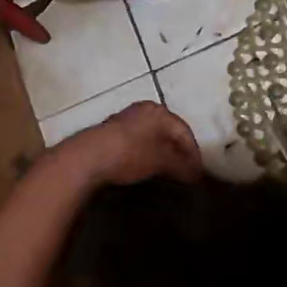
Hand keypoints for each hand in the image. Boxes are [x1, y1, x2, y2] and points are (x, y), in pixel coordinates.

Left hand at [53, 101, 201, 186]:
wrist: (88, 157)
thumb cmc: (131, 154)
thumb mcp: (162, 162)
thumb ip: (182, 167)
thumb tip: (197, 176)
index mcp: (159, 111)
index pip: (185, 132)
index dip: (194, 154)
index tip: (198, 173)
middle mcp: (143, 110)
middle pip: (168, 133)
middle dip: (178, 153)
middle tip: (186, 173)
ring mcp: (125, 119)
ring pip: (152, 137)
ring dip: (162, 154)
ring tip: (168, 173)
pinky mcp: (110, 131)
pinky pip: (137, 142)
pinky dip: (146, 154)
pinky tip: (145, 168)